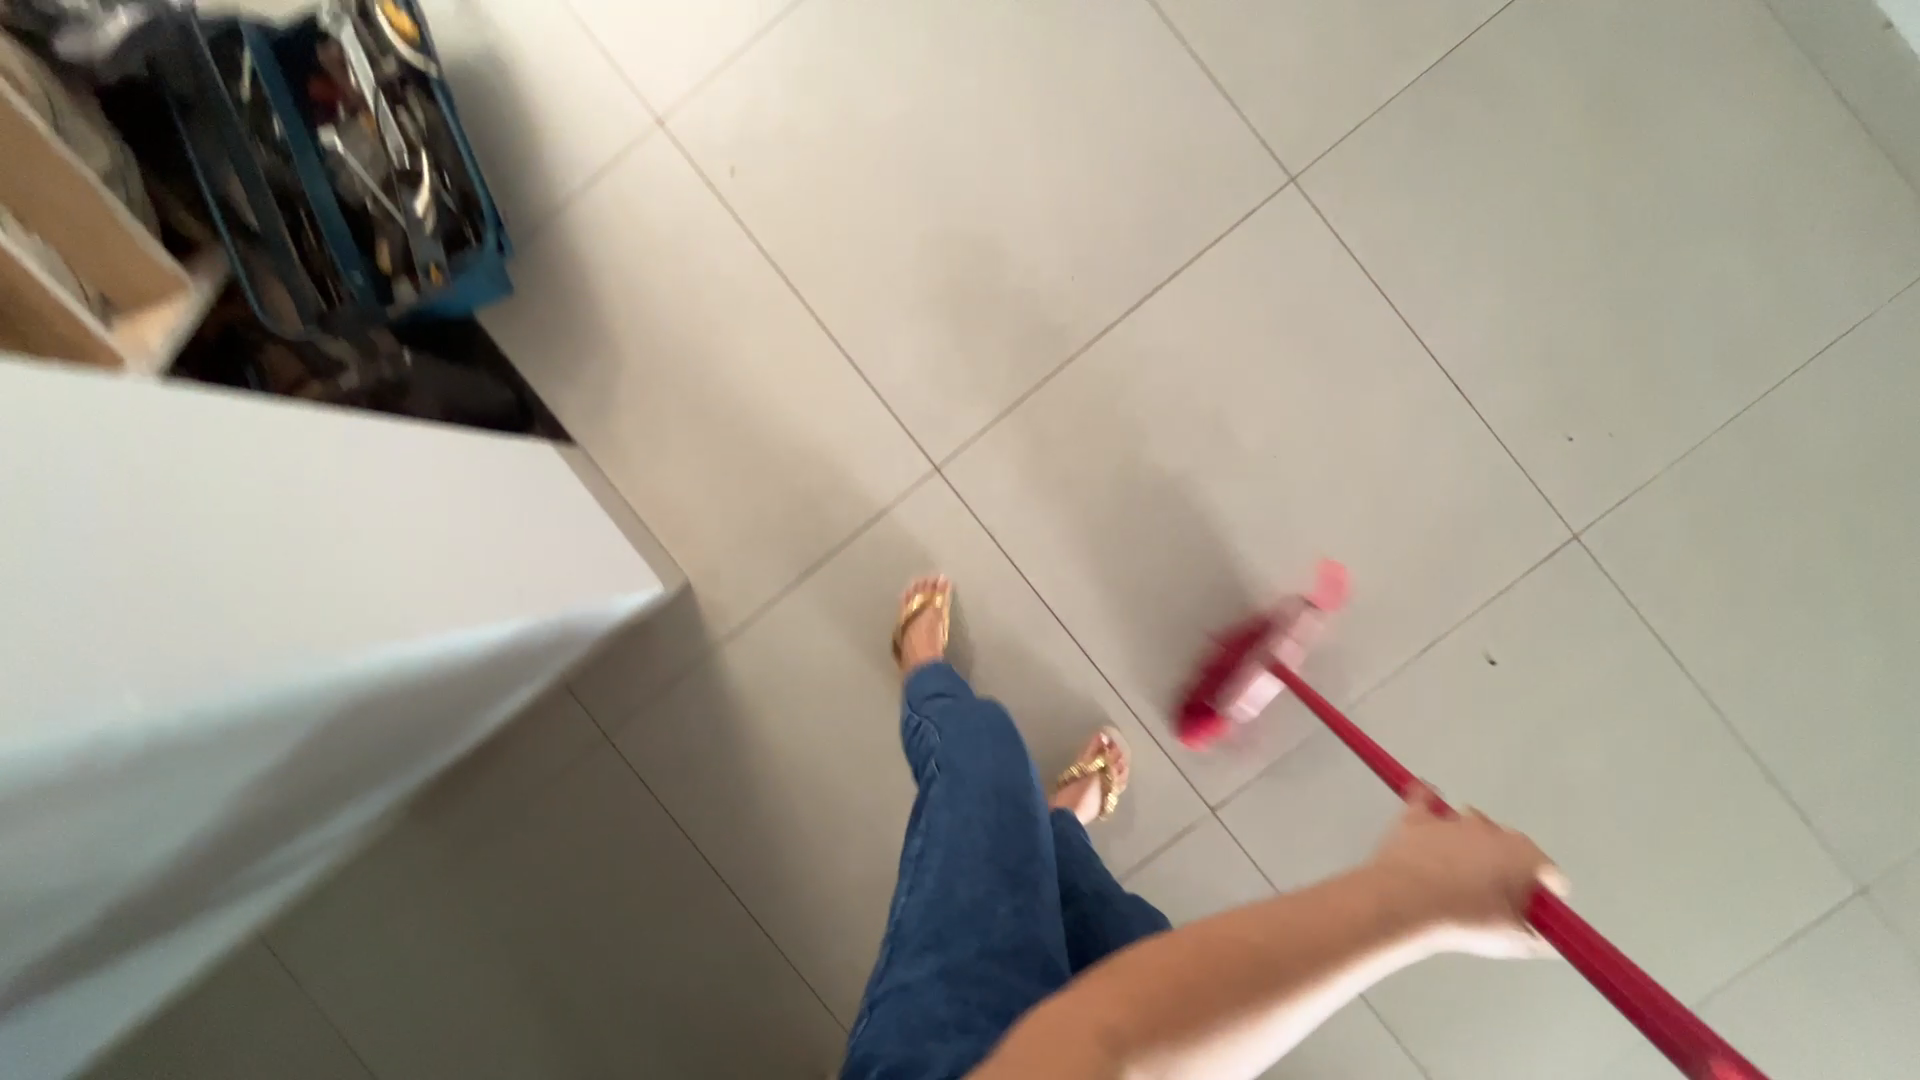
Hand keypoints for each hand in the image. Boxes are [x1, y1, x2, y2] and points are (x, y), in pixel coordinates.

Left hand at [1368, 784, 1567, 958]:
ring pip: (1471, 822)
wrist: (1404, 900)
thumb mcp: (1513, 939)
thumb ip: (1535, 933)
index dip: (1545, 893)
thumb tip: (1540, 934)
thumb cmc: (1465, 920)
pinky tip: (1427, 800)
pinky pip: (1424, 799)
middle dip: (1507, 866)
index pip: (1548, 872)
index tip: (1536, 910)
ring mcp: (1451, 820)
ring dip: (1472, 840)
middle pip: (1509, 845)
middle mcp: (1490, 829)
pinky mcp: (1416, 817)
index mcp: (1523, 856)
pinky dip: (1428, 801)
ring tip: (1459, 866)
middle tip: (1494, 895)